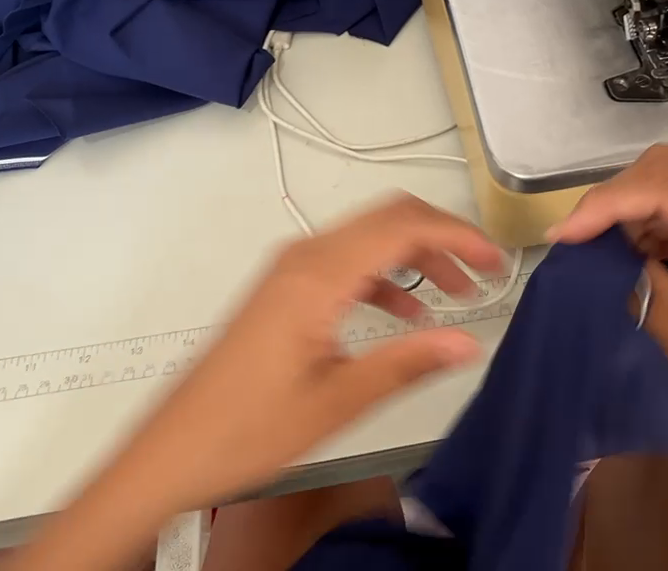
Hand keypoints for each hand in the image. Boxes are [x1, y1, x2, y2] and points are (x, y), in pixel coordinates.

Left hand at [111, 194, 502, 511]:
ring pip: (369, 239)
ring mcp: (292, 268)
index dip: (457, 234)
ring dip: (417, 256)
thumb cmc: (248, 428)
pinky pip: (347, 264)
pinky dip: (385, 276)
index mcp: (319, 273)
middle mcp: (305, 256)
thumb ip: (406, 363)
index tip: (497, 259)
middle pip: (388, 219)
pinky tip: (408, 310)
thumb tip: (469, 341)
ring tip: (458, 291)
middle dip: (443, 237)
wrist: (171, 450)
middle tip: (487, 269)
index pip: (402, 225)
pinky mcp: (286, 287)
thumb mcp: (337, 402)